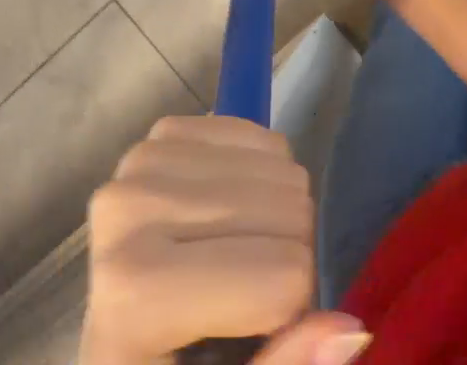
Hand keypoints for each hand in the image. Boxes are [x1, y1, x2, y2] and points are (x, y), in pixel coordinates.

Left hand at [82, 116, 368, 364]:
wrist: (117, 333)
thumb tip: (350, 330)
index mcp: (136, 296)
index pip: (284, 276)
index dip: (291, 313)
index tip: (252, 334)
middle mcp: (130, 211)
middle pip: (289, 214)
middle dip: (290, 258)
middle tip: (246, 292)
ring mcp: (143, 162)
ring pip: (282, 171)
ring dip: (280, 214)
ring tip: (237, 253)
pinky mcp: (161, 133)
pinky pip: (261, 136)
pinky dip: (266, 172)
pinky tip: (233, 211)